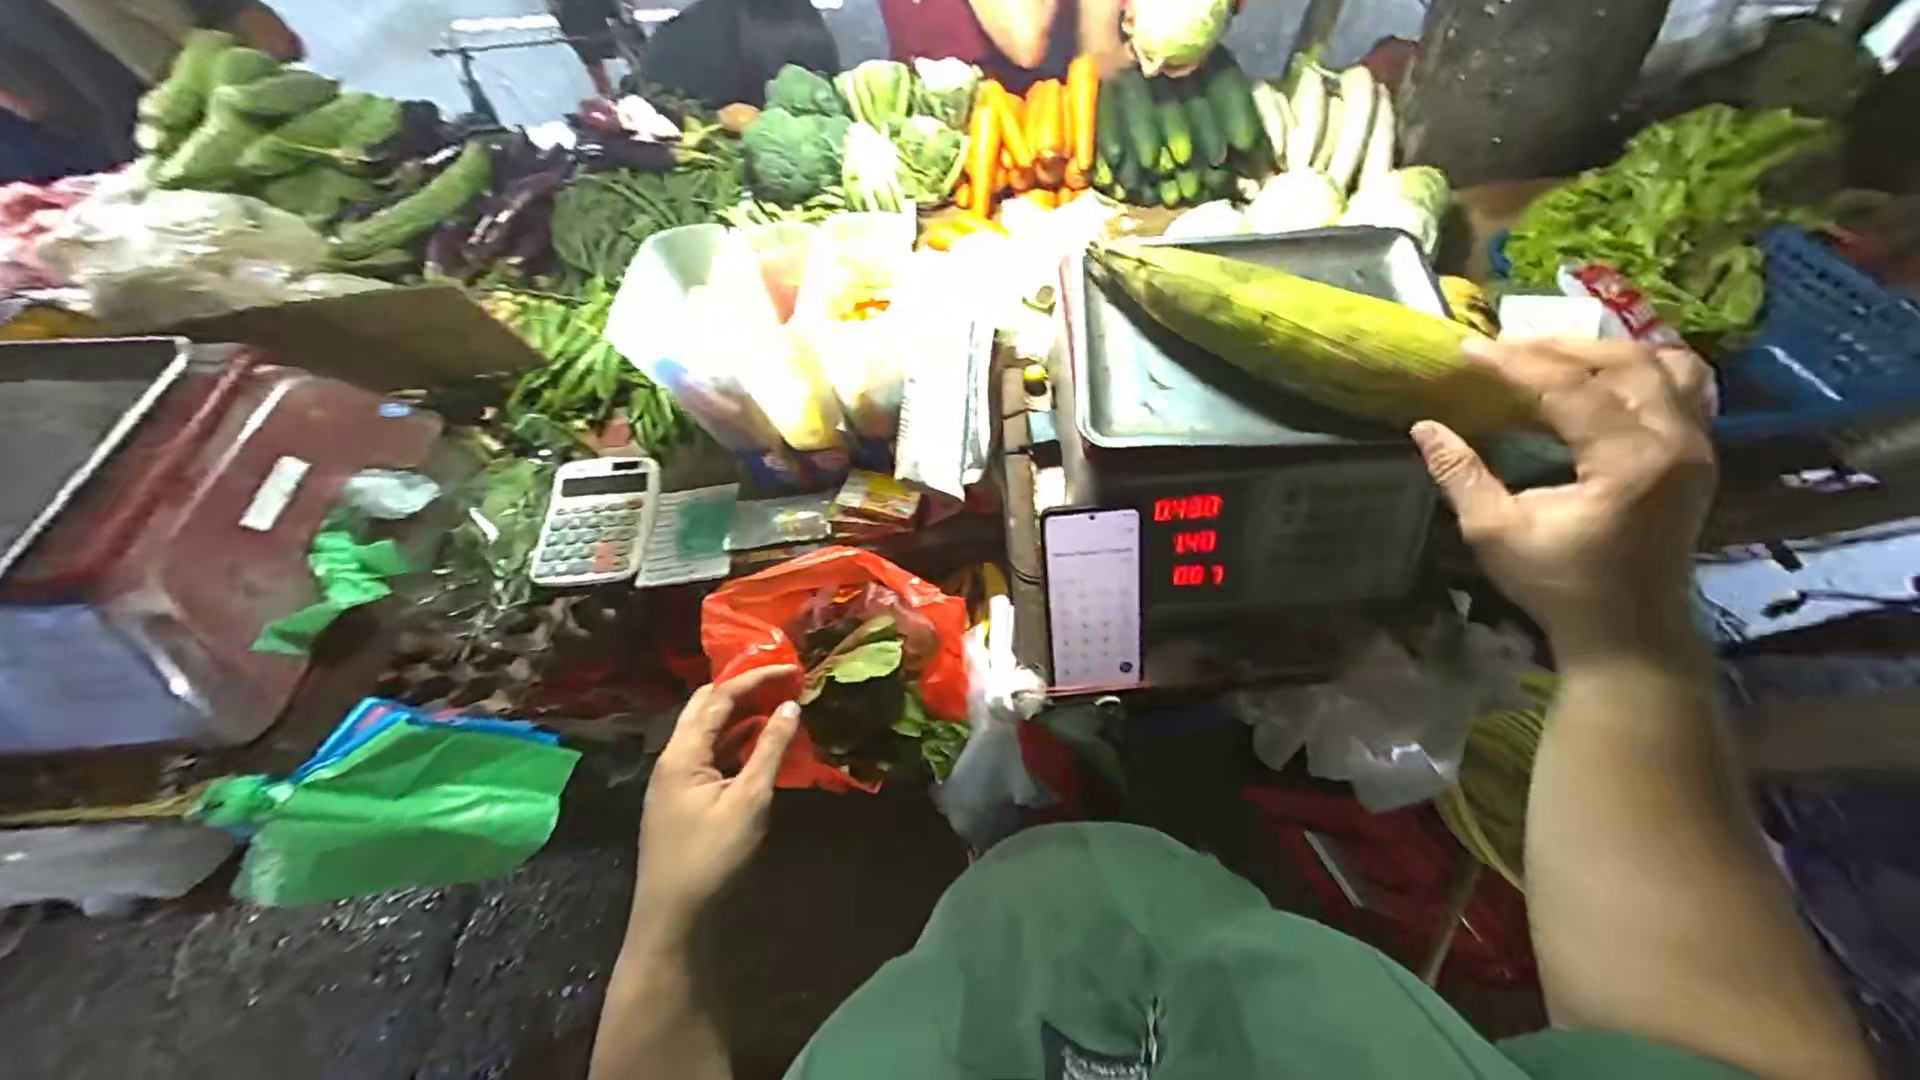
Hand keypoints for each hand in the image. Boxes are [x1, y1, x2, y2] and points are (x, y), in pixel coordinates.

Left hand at [633, 666, 801, 934]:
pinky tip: (760, 741)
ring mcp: (675, 777)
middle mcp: (673, 757)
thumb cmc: (711, 857)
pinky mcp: (682, 796)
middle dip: (744, 687)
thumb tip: (791, 706)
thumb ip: (770, 749)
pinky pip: (710, 752)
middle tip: (782, 681)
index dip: (757, 677)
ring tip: (778, 703)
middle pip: (706, 705)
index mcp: (682, 752)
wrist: (672, 921)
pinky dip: (735, 739)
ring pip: (708, 729)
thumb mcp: (749, 800)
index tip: (794, 669)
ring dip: (740, 712)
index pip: (720, 697)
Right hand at [1410, 337, 1715, 663]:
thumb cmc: (1556, 581)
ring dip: (1607, 350)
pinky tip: (1602, 374)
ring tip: (1553, 350)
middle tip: (1505, 342)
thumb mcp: (1493, 530)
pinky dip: (1640, 368)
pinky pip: (1680, 388)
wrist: (1627, 626)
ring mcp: (1695, 446)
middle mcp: (1676, 441)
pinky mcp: (1694, 455)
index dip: (1514, 364)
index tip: (1468, 348)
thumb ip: (1460, 474)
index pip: (1570, 389)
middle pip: (1628, 362)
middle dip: (1561, 346)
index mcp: (1629, 460)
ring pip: (1667, 366)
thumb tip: (1424, 427)